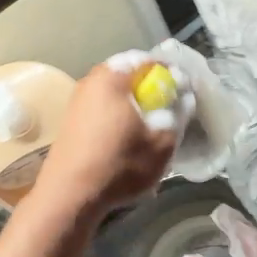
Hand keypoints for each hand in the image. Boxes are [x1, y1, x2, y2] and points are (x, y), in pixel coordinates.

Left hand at [31, 56, 186, 216]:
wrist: (71, 197)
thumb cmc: (121, 164)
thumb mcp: (163, 141)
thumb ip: (178, 112)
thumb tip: (183, 96)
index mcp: (113, 77)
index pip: (149, 60)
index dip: (172, 72)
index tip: (186, 90)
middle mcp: (91, 81)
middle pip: (130, 76)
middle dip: (152, 89)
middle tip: (172, 109)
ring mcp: (77, 101)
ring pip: (115, 94)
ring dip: (135, 105)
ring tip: (152, 127)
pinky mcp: (72, 122)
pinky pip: (103, 110)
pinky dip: (120, 117)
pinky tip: (129, 139)